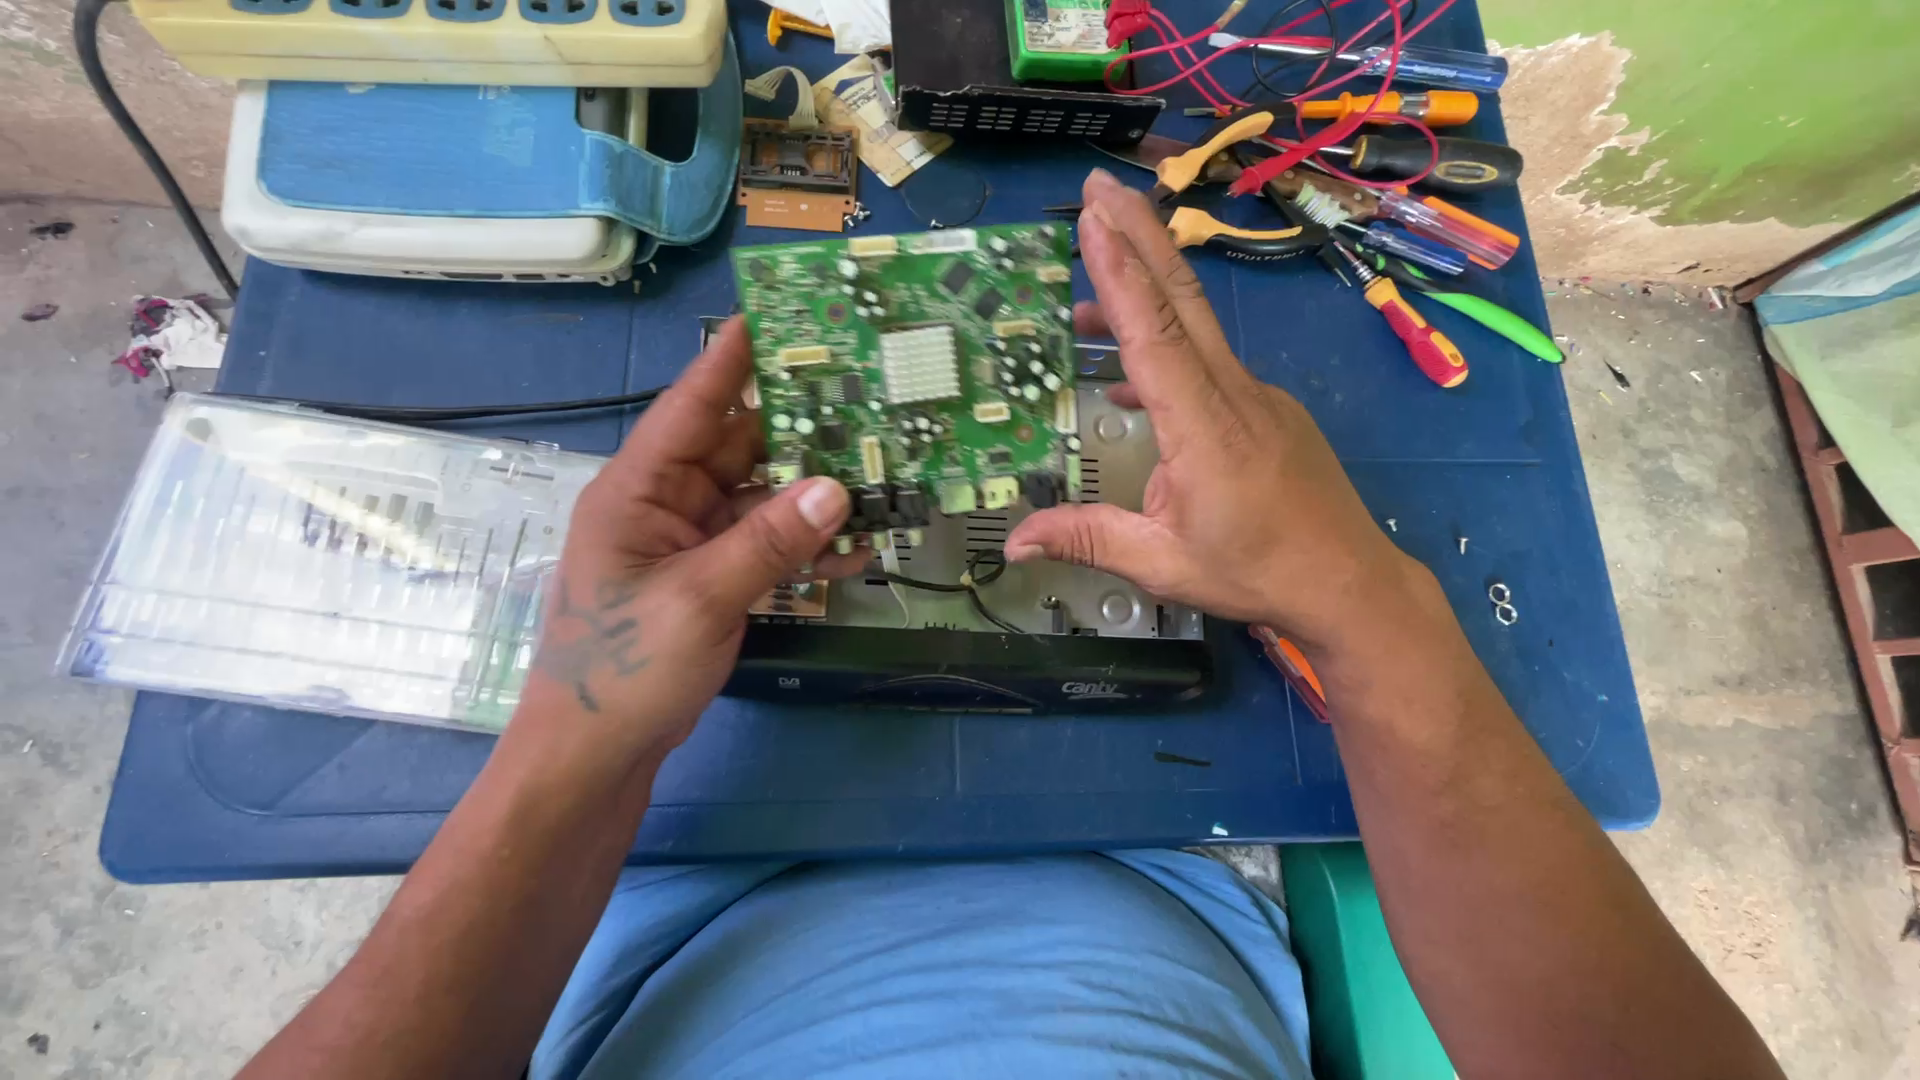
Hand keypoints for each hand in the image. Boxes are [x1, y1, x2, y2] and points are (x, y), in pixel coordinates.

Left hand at [522, 318, 865, 754]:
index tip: (775, 314)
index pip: (692, 407)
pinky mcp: (714, 577)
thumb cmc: (625, 668)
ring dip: (813, 494)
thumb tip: (836, 489)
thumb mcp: (699, 599)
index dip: (732, 359)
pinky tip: (855, 548)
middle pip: (740, 449)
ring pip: (762, 498)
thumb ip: (768, 542)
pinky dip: (806, 546)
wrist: (598, 752)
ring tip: (877, 474)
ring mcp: (693, 542)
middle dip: (799, 430)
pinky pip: (767, 545)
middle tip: (863, 400)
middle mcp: (667, 504)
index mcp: (640, 490)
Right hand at [1005, 168, 1425, 652]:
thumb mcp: (1162, 564)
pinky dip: (1163, 343)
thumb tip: (1012, 542)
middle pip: (1183, 299)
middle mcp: (1232, 394)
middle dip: (1140, 233)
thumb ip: (1087, 540)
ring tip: (1092, 268)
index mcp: (1204, 429)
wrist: (1349, 582)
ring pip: (1195, 324)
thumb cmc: (1256, 572)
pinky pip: (1207, 359)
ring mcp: (1255, 394)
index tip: (1094, 217)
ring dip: (1145, 286)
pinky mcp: (1264, 406)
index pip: (1155, 337)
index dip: (1121, 274)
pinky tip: (1127, 371)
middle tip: (1098, 185)